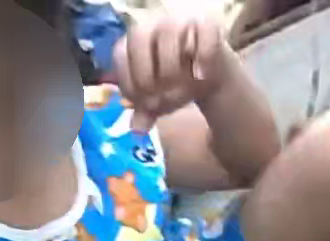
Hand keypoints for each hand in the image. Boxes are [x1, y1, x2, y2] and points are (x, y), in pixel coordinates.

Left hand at [113, 6, 233, 129]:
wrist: (208, 78)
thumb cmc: (176, 86)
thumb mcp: (158, 103)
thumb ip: (145, 113)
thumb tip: (137, 129)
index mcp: (135, 44)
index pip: (121, 54)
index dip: (128, 84)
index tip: (142, 106)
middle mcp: (154, 27)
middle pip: (139, 38)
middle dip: (145, 78)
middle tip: (157, 103)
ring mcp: (180, 22)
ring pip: (169, 33)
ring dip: (172, 72)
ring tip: (180, 96)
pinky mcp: (206, 25)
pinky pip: (203, 32)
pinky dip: (202, 57)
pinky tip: (201, 77)